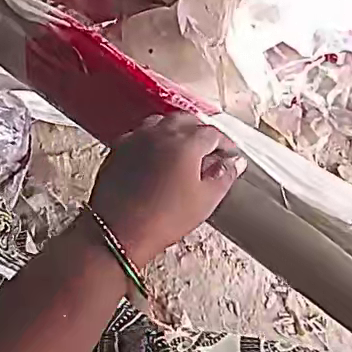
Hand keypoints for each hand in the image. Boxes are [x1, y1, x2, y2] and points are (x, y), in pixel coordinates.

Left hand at [88, 113, 244, 266]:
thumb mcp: (205, 200)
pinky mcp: (118, 149)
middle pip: (185, 120)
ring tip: (183, 149)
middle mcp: (159, 133)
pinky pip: (139, 134)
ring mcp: (136, 139)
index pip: (212, 133)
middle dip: (200, 131)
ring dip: (175, 130)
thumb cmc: (162, 218)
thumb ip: (223, 176)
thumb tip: (233, 163)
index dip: (225, 143)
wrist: (118, 231)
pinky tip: (155, 155)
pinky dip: (152, 139)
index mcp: (186, 143)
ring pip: (160, 122)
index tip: (229, 153)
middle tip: (209, 148)